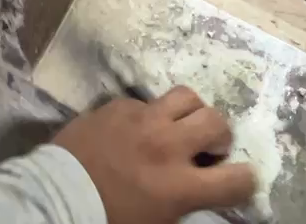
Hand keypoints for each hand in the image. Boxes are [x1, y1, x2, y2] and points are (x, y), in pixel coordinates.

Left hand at [51, 86, 256, 223]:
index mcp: (179, 186)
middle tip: (209, 148)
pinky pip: (149, 100)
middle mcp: (166, 145)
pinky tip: (141, 128)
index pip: (236, 179)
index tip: (239, 179)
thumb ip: (185, 204)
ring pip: (186, 96)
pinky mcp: (120, 104)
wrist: (60, 194)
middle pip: (216, 122)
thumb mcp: (158, 223)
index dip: (245, 180)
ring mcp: (142, 118)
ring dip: (192, 112)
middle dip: (221, 136)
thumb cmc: (110, 218)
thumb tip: (202, 190)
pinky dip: (154, 114)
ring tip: (183, 126)